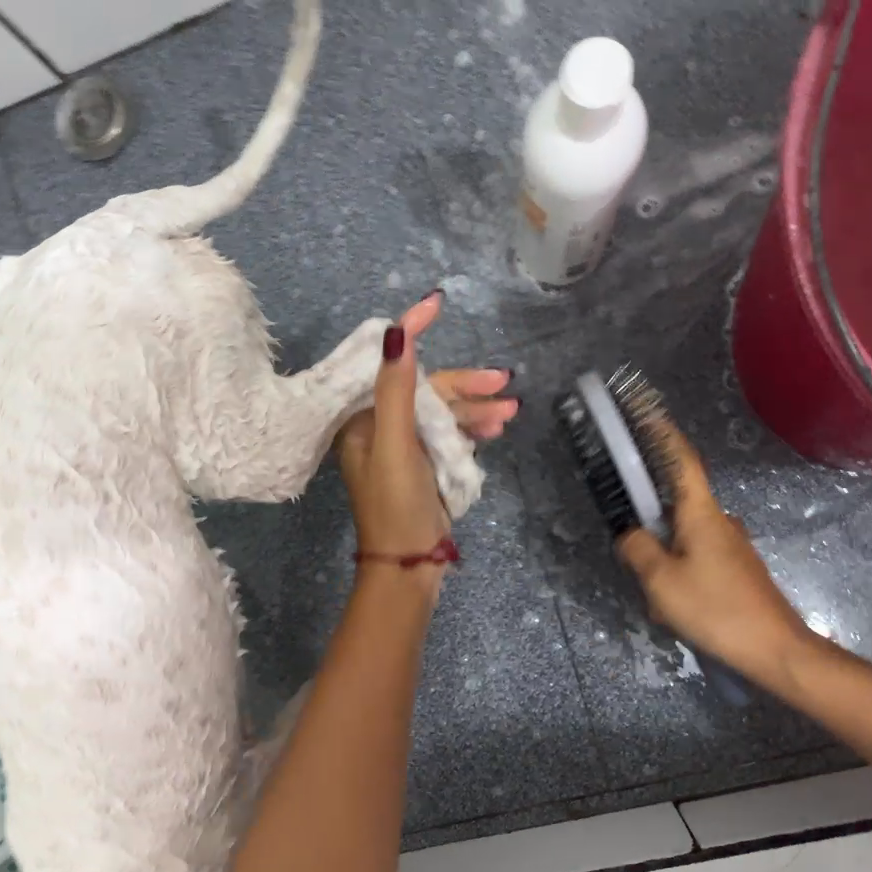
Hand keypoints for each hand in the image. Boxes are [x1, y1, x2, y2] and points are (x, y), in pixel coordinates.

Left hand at [337, 291, 517, 573]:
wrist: (409, 567)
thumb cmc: (398, 505)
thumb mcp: (397, 445)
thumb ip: (396, 390)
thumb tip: (396, 333)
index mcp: (361, 421)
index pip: (388, 367)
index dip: (412, 335)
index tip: (436, 303)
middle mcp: (378, 431)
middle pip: (424, 392)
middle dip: (463, 386)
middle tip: (503, 381)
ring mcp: (403, 450)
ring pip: (442, 415)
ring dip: (475, 410)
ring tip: (510, 410)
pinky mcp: (423, 468)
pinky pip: (449, 437)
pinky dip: (471, 431)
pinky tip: (496, 429)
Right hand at [615, 416, 809, 678]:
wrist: (775, 649)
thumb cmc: (715, 609)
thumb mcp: (661, 581)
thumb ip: (637, 550)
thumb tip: (630, 535)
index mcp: (701, 514)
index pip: (681, 462)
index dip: (662, 435)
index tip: (646, 412)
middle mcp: (720, 522)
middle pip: (675, 507)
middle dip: (649, 528)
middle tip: (634, 559)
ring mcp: (731, 547)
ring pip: (682, 541)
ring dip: (663, 563)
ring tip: (657, 601)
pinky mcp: (736, 571)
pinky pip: (696, 562)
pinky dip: (678, 579)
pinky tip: (675, 612)